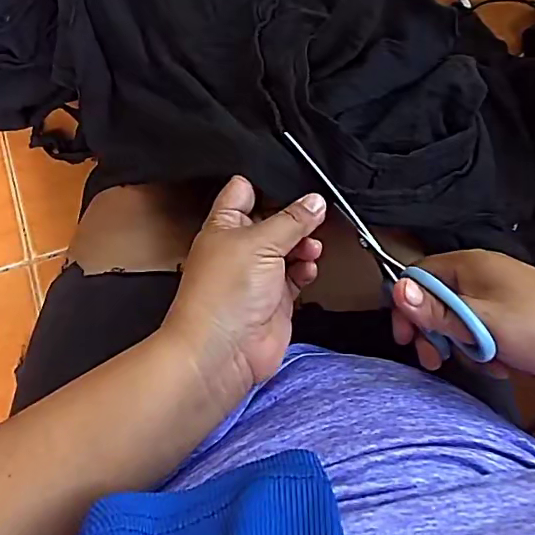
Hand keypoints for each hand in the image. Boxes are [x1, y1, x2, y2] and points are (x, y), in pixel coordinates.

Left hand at [163, 177, 325, 393]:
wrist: (223, 351)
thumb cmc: (221, 297)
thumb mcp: (261, 243)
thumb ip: (292, 221)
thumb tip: (314, 203)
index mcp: (225, 226)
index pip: (243, 192)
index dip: (266, 184)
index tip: (293, 183)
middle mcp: (240, 248)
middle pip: (274, 220)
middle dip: (295, 218)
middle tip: (311, 217)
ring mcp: (258, 274)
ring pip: (289, 248)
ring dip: (305, 244)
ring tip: (310, 247)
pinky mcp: (275, 299)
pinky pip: (298, 276)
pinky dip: (307, 270)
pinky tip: (309, 268)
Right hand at [390, 250, 534, 395]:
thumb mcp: (487, 325)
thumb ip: (439, 311)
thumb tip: (395, 290)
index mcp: (473, 265)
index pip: (419, 275)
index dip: (407, 306)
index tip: (407, 339)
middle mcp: (482, 277)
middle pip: (435, 300)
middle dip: (432, 331)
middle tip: (435, 360)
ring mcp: (499, 300)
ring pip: (457, 322)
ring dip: (460, 346)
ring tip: (481, 361)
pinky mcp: (512, 322)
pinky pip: (480, 335)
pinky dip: (483, 351)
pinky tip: (500, 363)